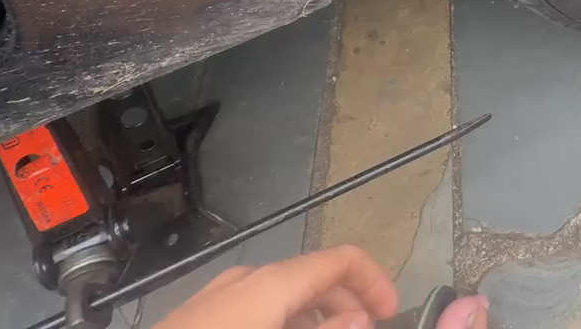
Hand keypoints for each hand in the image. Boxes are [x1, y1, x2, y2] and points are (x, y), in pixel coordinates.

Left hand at [149, 246, 399, 328]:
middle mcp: (247, 279)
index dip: (375, 281)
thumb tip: (360, 318)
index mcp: (272, 282)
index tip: (391, 314)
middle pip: (314, 277)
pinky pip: (251, 314)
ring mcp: (213, 300)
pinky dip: (279, 325)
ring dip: (311, 321)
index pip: (344, 259)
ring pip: (282, 298)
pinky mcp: (190, 322)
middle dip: (345, 306)